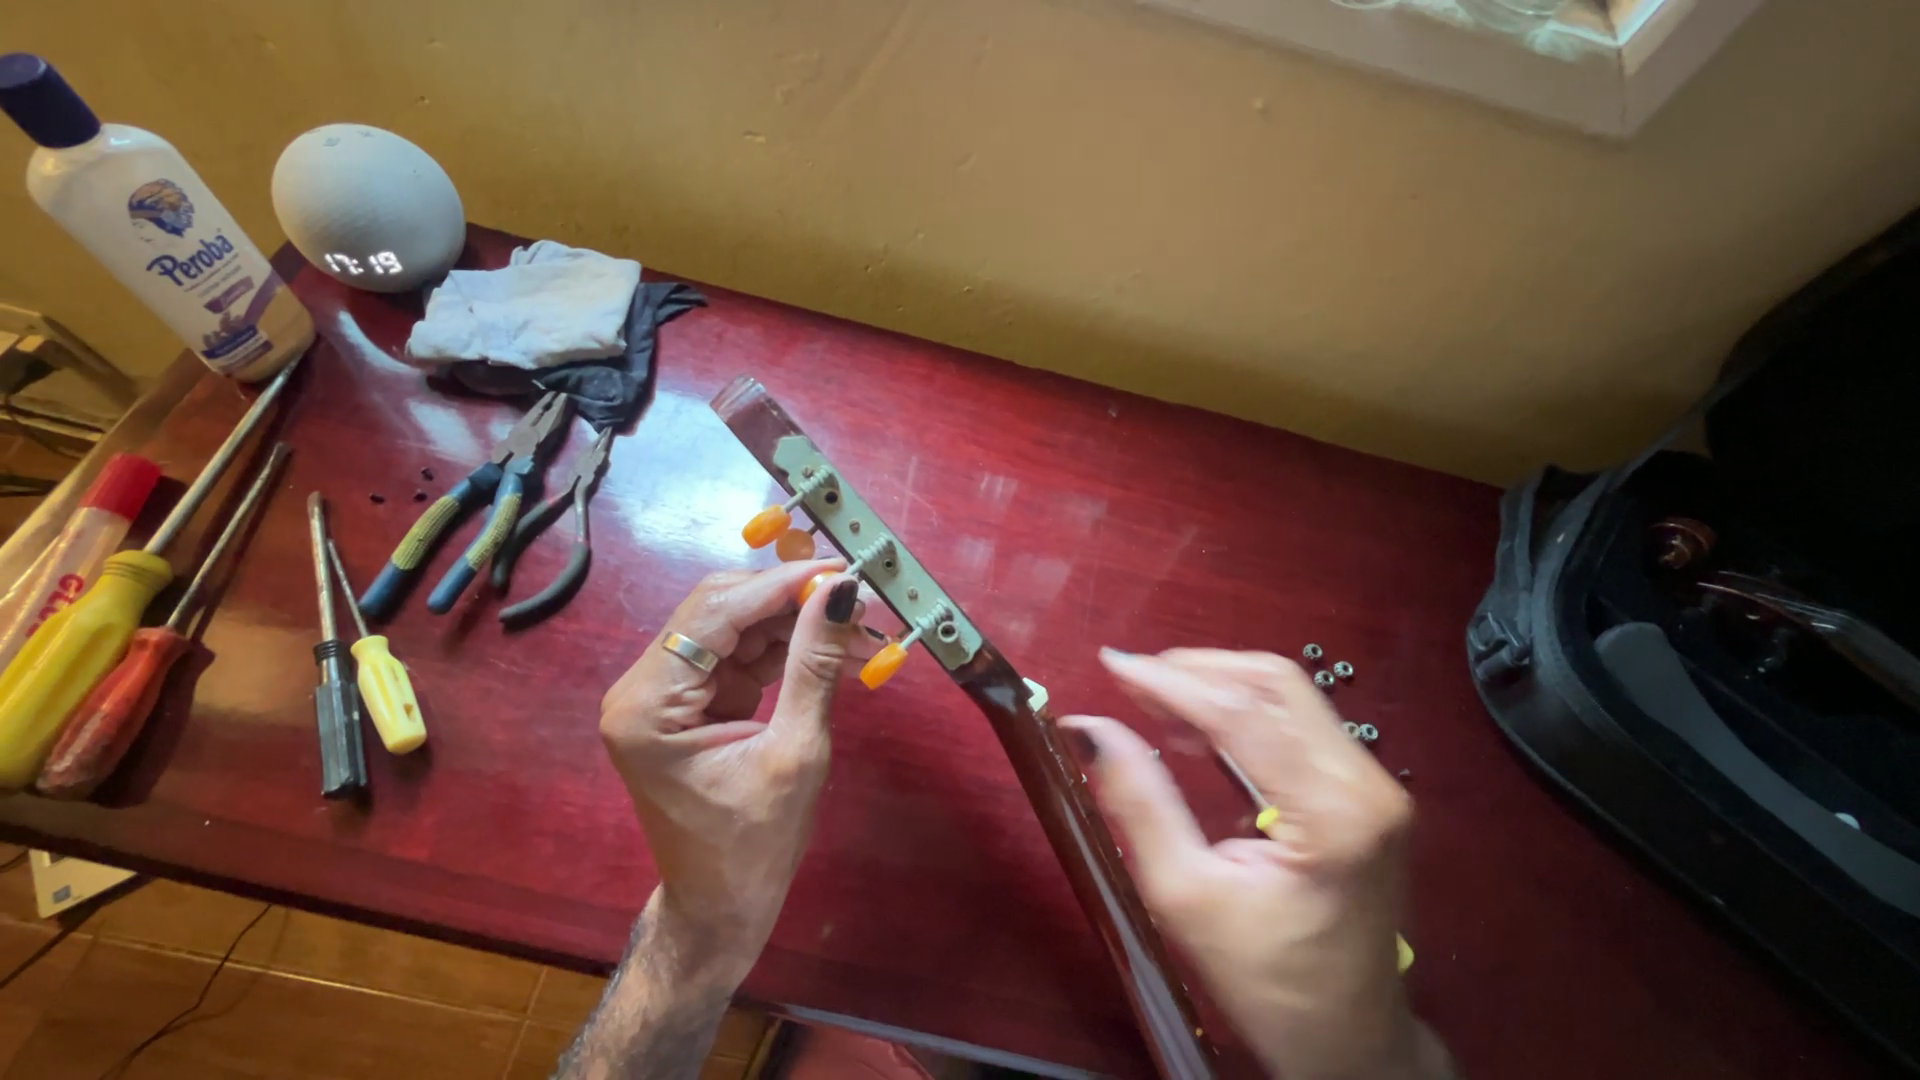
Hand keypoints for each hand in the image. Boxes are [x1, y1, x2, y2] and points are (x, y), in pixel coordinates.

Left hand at [599, 559, 872, 989]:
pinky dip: (788, 648)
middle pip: (721, 611)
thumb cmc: (754, 848)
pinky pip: (743, 654)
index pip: (714, 612)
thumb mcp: (796, 753)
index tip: (841, 572)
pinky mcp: (693, 700)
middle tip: (857, 602)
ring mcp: (666, 692)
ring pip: (737, 627)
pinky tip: (833, 650)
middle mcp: (644, 687)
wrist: (722, 909)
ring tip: (858, 630)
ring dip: (797, 623)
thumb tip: (841, 592)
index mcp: (648, 705)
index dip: (779, 585)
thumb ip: (814, 665)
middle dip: (791, 601)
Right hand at [1062, 649, 1449, 1079]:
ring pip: (1288, 694)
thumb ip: (1138, 802)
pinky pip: (1297, 721)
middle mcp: (1365, 782)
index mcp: (1331, 813)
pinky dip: (1240, 711)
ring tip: (1154, 704)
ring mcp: (1373, 783)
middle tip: (1132, 682)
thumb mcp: (1183, 896)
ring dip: (1217, 685)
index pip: (1242, 714)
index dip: (1171, 682)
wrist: (1350, 1042)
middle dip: (1196, 670)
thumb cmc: (1264, 981)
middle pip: (1275, 684)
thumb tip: (1087, 728)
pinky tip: (1196, 732)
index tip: (1111, 666)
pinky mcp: (1364, 790)